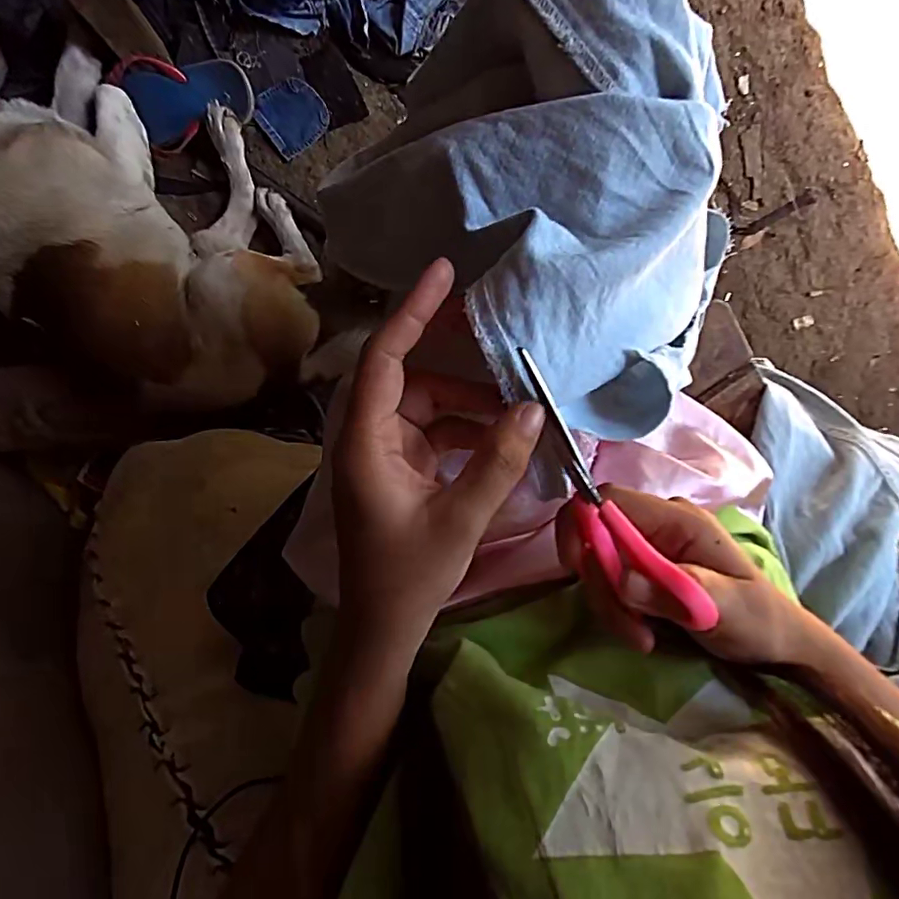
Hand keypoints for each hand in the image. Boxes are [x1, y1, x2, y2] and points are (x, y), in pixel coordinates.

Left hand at [332, 259, 543, 634]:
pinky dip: (468, 431)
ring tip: (518, 409)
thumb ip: (497, 462)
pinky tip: (502, 440)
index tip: (444, 271)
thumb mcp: (460, 518)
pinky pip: (436, 431)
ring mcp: (385, 452)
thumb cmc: (409, 576)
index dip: (412, 311)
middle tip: (505, 347)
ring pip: (429, 405)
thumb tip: (532, 409)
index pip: (384, 358)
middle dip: (460, 365)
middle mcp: (369, 436)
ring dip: (471, 405)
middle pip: (412, 377)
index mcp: (366, 441)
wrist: (383, 626)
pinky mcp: (401, 468)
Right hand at [554, 486, 825, 665]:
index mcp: (678, 520)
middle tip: (631, 629)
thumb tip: (622, 578)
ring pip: (600, 565)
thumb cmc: (759, 620)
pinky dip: (617, 611)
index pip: (608, 499)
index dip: (581, 526)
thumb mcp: (726, 609)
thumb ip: (674, 590)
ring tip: (644, 639)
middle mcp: (658, 526)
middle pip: (597, 537)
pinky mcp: (645, 570)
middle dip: (602, 586)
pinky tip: (644, 634)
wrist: (777, 641)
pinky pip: (611, 583)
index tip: (577, 569)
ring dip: (610, 605)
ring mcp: (650, 547)